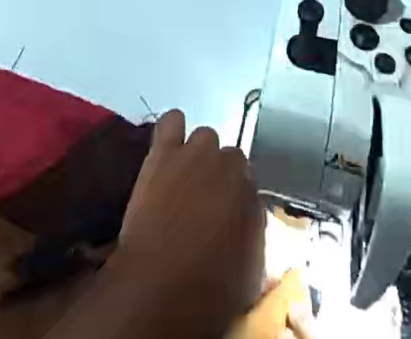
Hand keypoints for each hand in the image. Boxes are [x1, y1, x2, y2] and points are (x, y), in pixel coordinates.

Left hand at [111, 109, 264, 334]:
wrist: (157, 282)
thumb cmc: (206, 289)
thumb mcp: (248, 273)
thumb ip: (252, 234)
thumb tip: (249, 215)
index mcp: (252, 198)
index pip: (251, 185)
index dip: (236, 197)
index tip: (225, 211)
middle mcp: (229, 169)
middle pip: (230, 157)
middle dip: (219, 173)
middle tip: (204, 196)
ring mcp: (196, 154)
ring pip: (205, 136)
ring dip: (198, 152)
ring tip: (184, 174)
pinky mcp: (164, 151)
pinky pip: (172, 120)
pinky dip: (172, 128)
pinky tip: (168, 146)